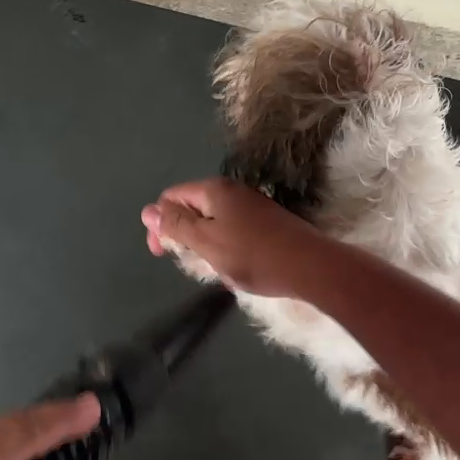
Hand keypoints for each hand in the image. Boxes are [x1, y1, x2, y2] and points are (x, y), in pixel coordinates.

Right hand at [142, 177, 329, 298]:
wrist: (311, 267)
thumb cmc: (253, 256)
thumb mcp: (207, 242)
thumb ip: (176, 225)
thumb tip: (148, 210)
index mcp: (212, 190)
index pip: (170, 198)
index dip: (159, 224)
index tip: (163, 254)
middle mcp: (230, 190)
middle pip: (191, 207)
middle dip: (184, 236)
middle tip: (193, 264)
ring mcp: (250, 205)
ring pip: (211, 221)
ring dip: (205, 245)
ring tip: (216, 269)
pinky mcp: (264, 221)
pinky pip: (231, 229)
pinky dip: (225, 248)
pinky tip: (236, 268)